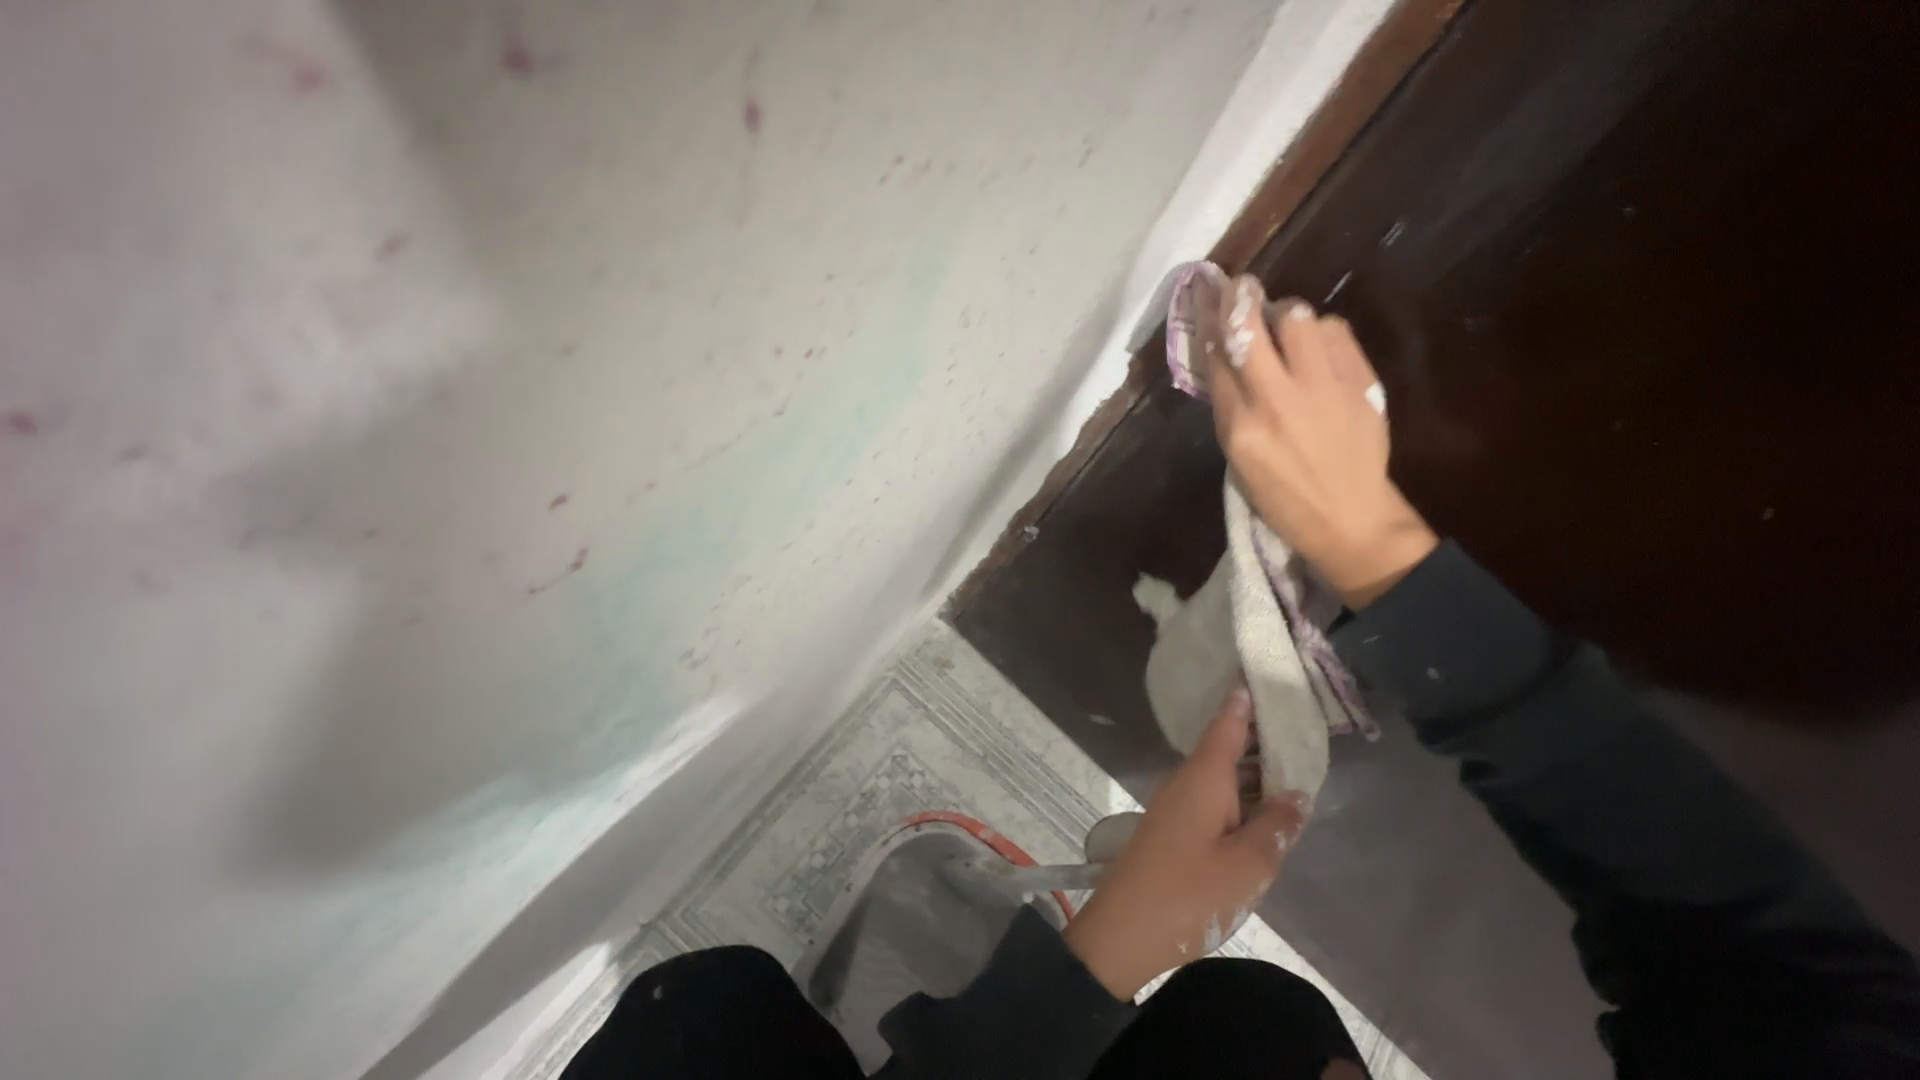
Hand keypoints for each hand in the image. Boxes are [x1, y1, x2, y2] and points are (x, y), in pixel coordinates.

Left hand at [1062, 687, 1307, 999]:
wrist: (1122, 934)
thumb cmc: (1188, 894)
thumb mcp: (1247, 865)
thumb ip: (1276, 827)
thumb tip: (1296, 794)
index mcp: (1202, 777)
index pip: (1227, 723)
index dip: (1246, 698)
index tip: (1262, 670)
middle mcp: (1186, 783)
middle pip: (1226, 748)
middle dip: (1260, 736)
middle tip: (1302, 724)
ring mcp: (1176, 808)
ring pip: (1221, 777)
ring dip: (1252, 771)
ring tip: (1294, 765)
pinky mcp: (1173, 833)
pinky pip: (1213, 801)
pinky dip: (1240, 798)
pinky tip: (1262, 811)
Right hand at [1206, 275, 1437, 607]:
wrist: (1350, 517)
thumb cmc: (1283, 497)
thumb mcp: (1238, 460)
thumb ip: (1229, 407)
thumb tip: (1222, 357)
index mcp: (1240, 427)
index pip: (1217, 359)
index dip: (1208, 325)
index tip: (1205, 301)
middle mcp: (1278, 400)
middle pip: (1249, 327)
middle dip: (1239, 298)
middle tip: (1238, 286)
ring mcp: (1323, 387)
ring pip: (1297, 318)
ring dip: (1284, 314)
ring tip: (1283, 325)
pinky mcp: (1359, 382)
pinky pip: (1335, 331)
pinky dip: (1320, 332)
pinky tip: (1316, 347)